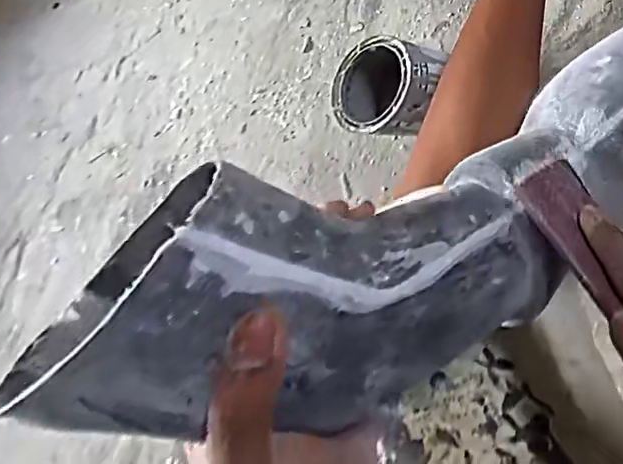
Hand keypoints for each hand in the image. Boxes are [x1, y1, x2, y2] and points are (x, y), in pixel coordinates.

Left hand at [206, 203, 381, 463]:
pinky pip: (368, 333)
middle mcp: (269, 369)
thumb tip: (260, 318)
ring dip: (350, 261)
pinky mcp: (356, 387)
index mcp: (225, 381)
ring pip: (331, 305)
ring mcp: (315, 375)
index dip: (261, 256)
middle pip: (290, 294)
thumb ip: (239, 410)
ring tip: (372, 220)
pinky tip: (397, 263)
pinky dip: (382, 296)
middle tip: (346, 213)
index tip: (291, 218)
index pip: (236, 303)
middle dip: (317, 247)